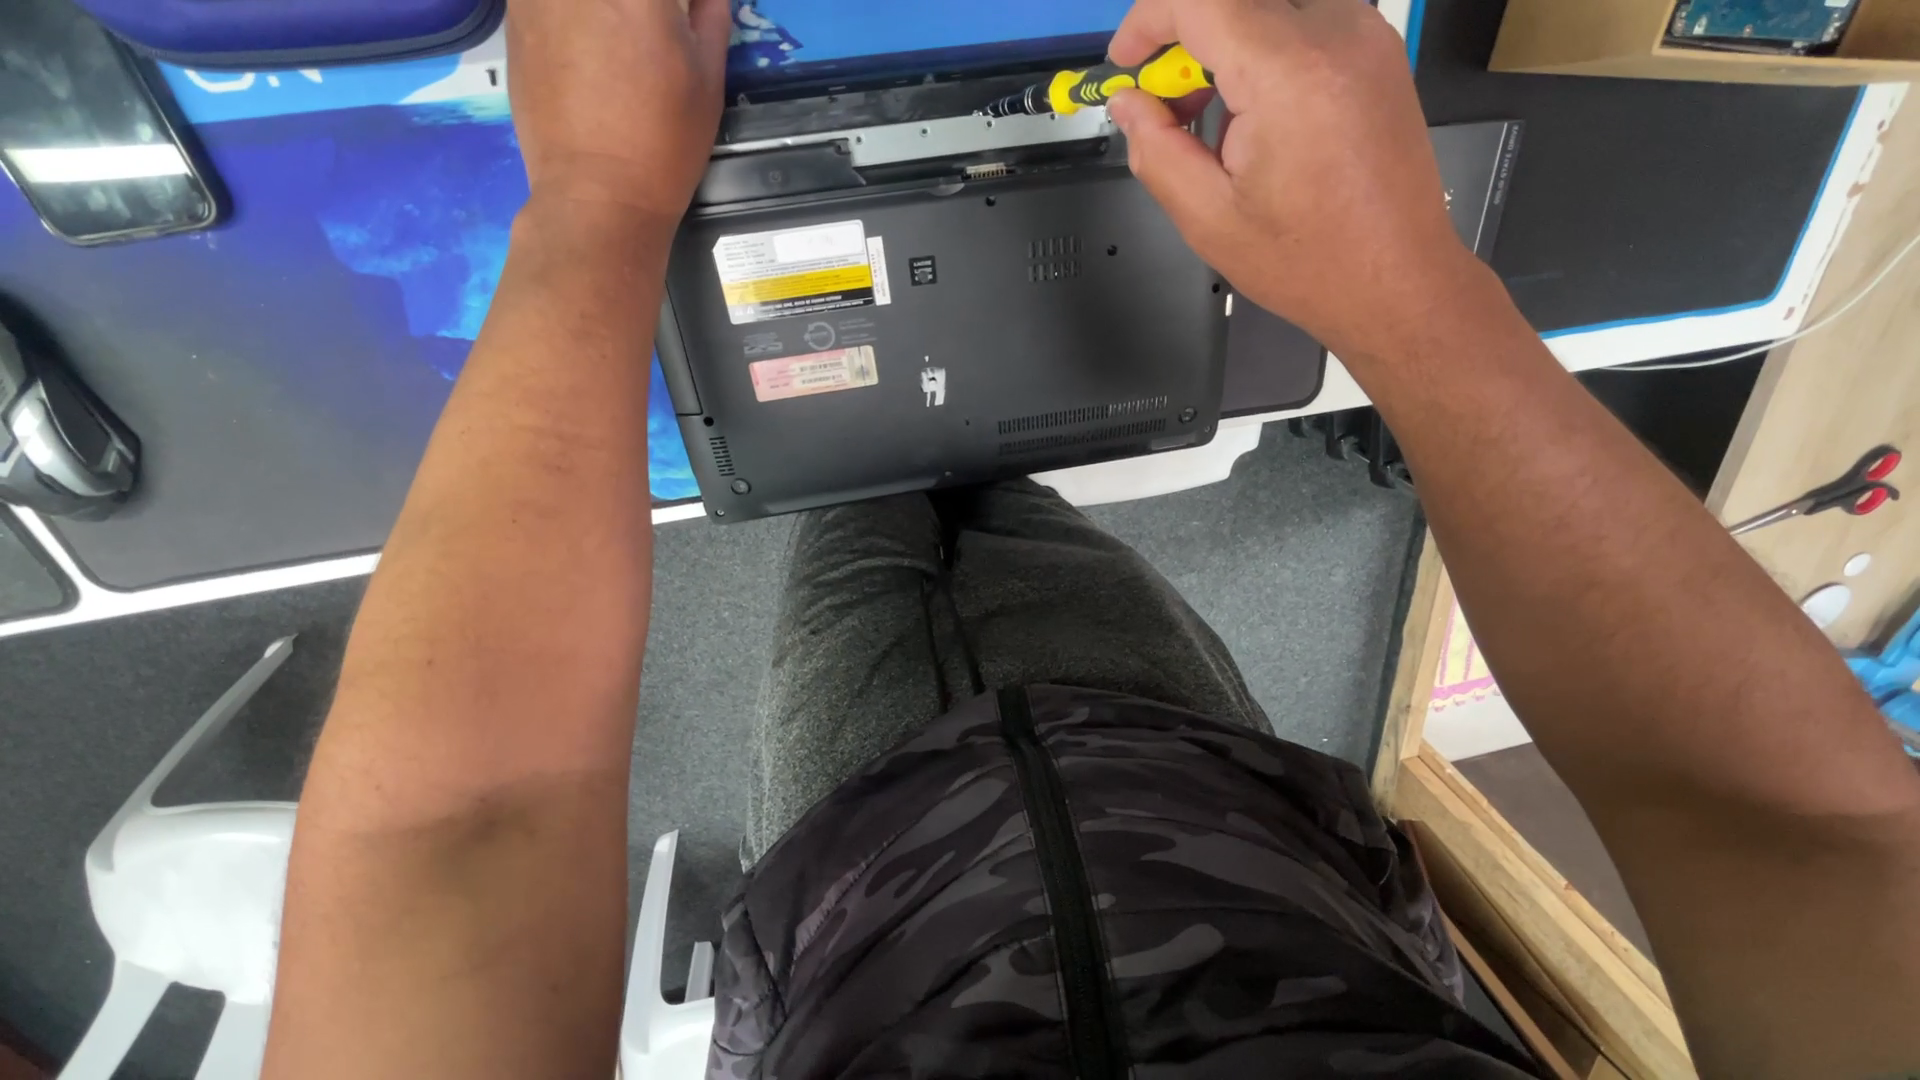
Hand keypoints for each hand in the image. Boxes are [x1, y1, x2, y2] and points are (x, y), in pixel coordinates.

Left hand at [507, 0, 732, 226]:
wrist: (598, 194)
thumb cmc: (666, 144)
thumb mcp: (707, 85)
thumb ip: (710, 21)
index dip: (677, 7)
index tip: (686, 19)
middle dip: (640, 13)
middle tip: (650, 41)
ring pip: (583, 4)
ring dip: (599, 17)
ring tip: (615, 51)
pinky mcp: (515, 16)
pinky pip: (544, 4)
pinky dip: (567, 19)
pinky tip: (583, 52)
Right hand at [1107, 0, 1478, 363]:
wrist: (1395, 279)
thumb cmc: (1303, 261)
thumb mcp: (1208, 217)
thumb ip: (1156, 149)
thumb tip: (1127, 102)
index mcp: (1288, 72)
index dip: (1148, 20)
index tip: (1124, 65)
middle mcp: (1336, 29)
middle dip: (1184, 38)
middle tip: (1166, 106)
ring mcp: (1365, 32)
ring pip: (1269, 5)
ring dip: (1223, 44)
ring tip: (1209, 118)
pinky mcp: (1377, 48)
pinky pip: (1303, 20)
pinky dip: (1261, 50)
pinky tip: (1253, 114)